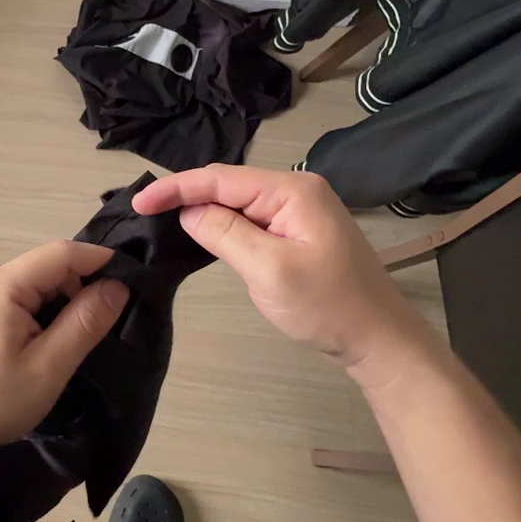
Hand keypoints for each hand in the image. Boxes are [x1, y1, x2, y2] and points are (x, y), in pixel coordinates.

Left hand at [0, 241, 128, 465]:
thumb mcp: (48, 367)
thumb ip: (85, 322)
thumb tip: (118, 286)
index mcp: (1, 283)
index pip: (61, 252)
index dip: (99, 260)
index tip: (134, 278)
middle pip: (47, 266)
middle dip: (81, 286)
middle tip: (108, 322)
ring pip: (34, 282)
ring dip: (61, 301)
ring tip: (79, 338)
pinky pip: (19, 295)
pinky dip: (41, 310)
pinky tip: (49, 340)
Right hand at [132, 166, 431, 384]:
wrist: (381, 342)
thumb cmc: (328, 306)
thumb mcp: (269, 270)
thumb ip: (223, 232)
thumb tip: (188, 211)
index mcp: (292, 190)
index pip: (220, 179)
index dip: (176, 188)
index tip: (139, 202)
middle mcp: (296, 190)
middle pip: (227, 185)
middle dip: (185, 195)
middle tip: (144, 210)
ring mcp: (299, 210)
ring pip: (236, 202)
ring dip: (201, 209)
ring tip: (161, 217)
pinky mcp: (298, 231)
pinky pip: (250, 218)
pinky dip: (222, 224)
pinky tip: (201, 231)